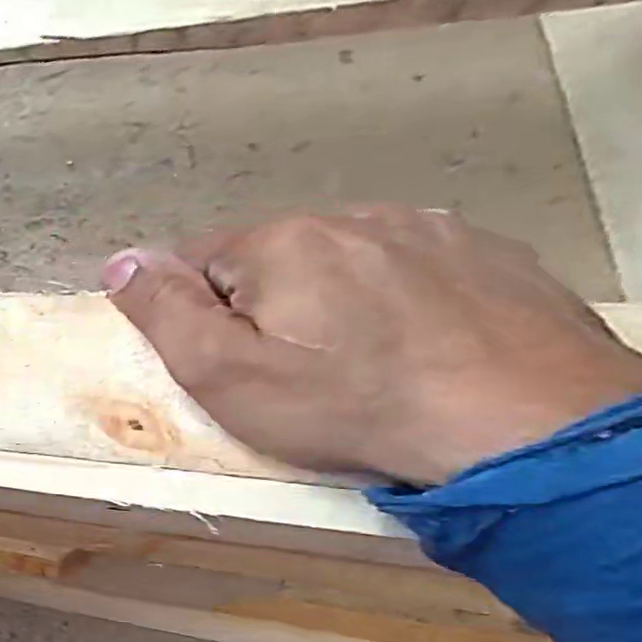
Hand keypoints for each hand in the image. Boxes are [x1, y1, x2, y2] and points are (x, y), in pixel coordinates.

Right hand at [100, 206, 641, 485]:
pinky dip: (386, 299)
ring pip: (335, 261)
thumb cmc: (343, 404)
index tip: (224, 362)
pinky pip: (401, 268)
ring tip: (346, 362)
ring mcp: (428, 228)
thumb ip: (164, 311)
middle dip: (258, 306)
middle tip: (283, 371)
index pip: (196, 261)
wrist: (522, 426)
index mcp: (280, 241)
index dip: (196, 315)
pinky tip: (404, 346)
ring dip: (321, 299)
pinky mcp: (486, 252)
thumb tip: (119, 260)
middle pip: (266, 260)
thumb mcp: (222, 372)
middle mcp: (351, 215)